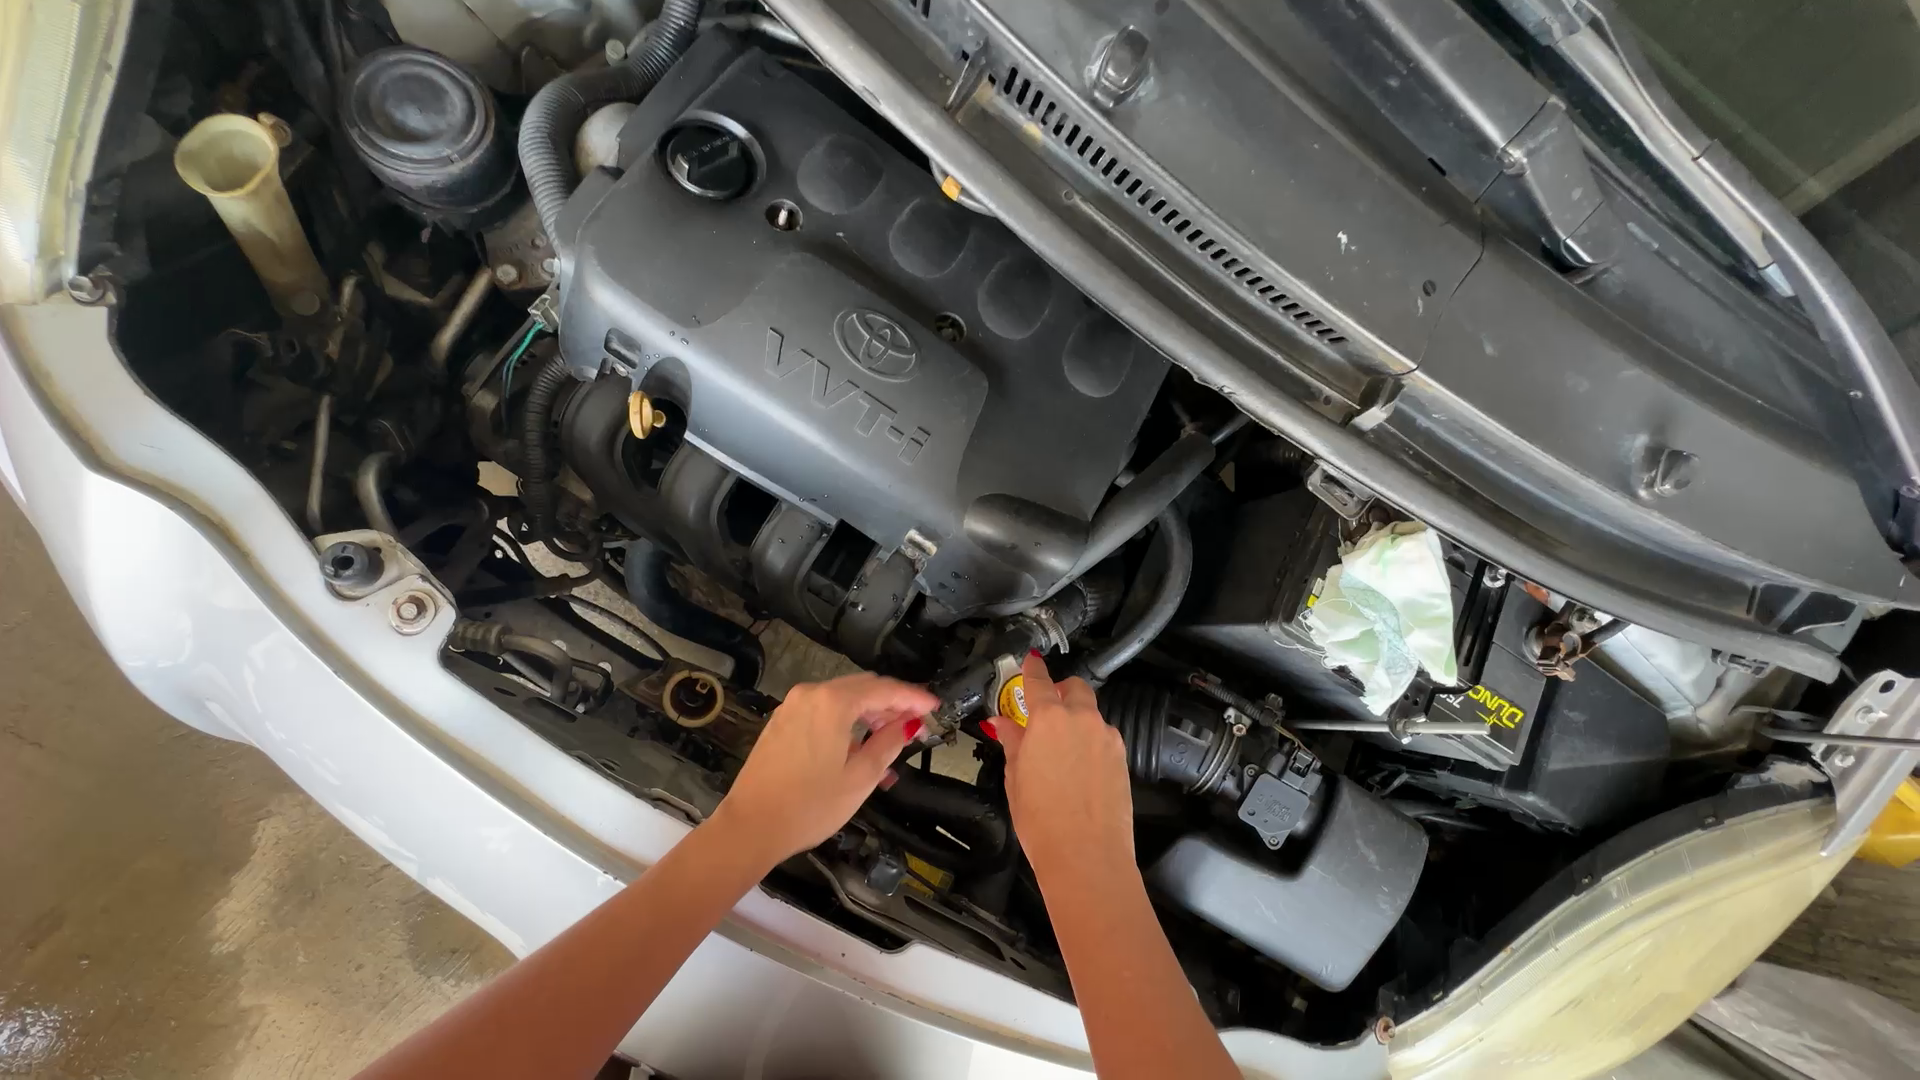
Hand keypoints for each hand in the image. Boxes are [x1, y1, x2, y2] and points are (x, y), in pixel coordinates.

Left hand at [709, 673, 936, 868]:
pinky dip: (846, 721)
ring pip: (842, 699)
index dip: (913, 697)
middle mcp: (811, 694)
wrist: (750, 827)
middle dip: (892, 703)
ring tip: (892, 740)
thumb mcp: (860, 778)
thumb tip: (908, 724)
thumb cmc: (809, 806)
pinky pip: (823, 711)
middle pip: (862, 688)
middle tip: (917, 724)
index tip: (934, 705)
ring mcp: (792, 707)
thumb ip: (888, 744)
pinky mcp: (781, 722)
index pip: (884, 689)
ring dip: (869, 714)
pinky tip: (859, 746)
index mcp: (833, 702)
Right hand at [987, 655, 1136, 887]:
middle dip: (1061, 690)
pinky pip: (1104, 737)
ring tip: (1061, 748)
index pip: (1038, 682)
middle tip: (1046, 709)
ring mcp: (1107, 737)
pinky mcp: (1123, 758)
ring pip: (1091, 714)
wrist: (1087, 856)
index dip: (1032, 669)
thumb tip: (1004, 723)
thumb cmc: (1041, 820)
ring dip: (1077, 719)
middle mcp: (1081, 719)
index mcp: (1048, 719)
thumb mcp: (1016, 778)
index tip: (1030, 660)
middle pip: (1074, 688)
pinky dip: (1091, 741)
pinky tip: (1080, 767)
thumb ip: (1013, 743)